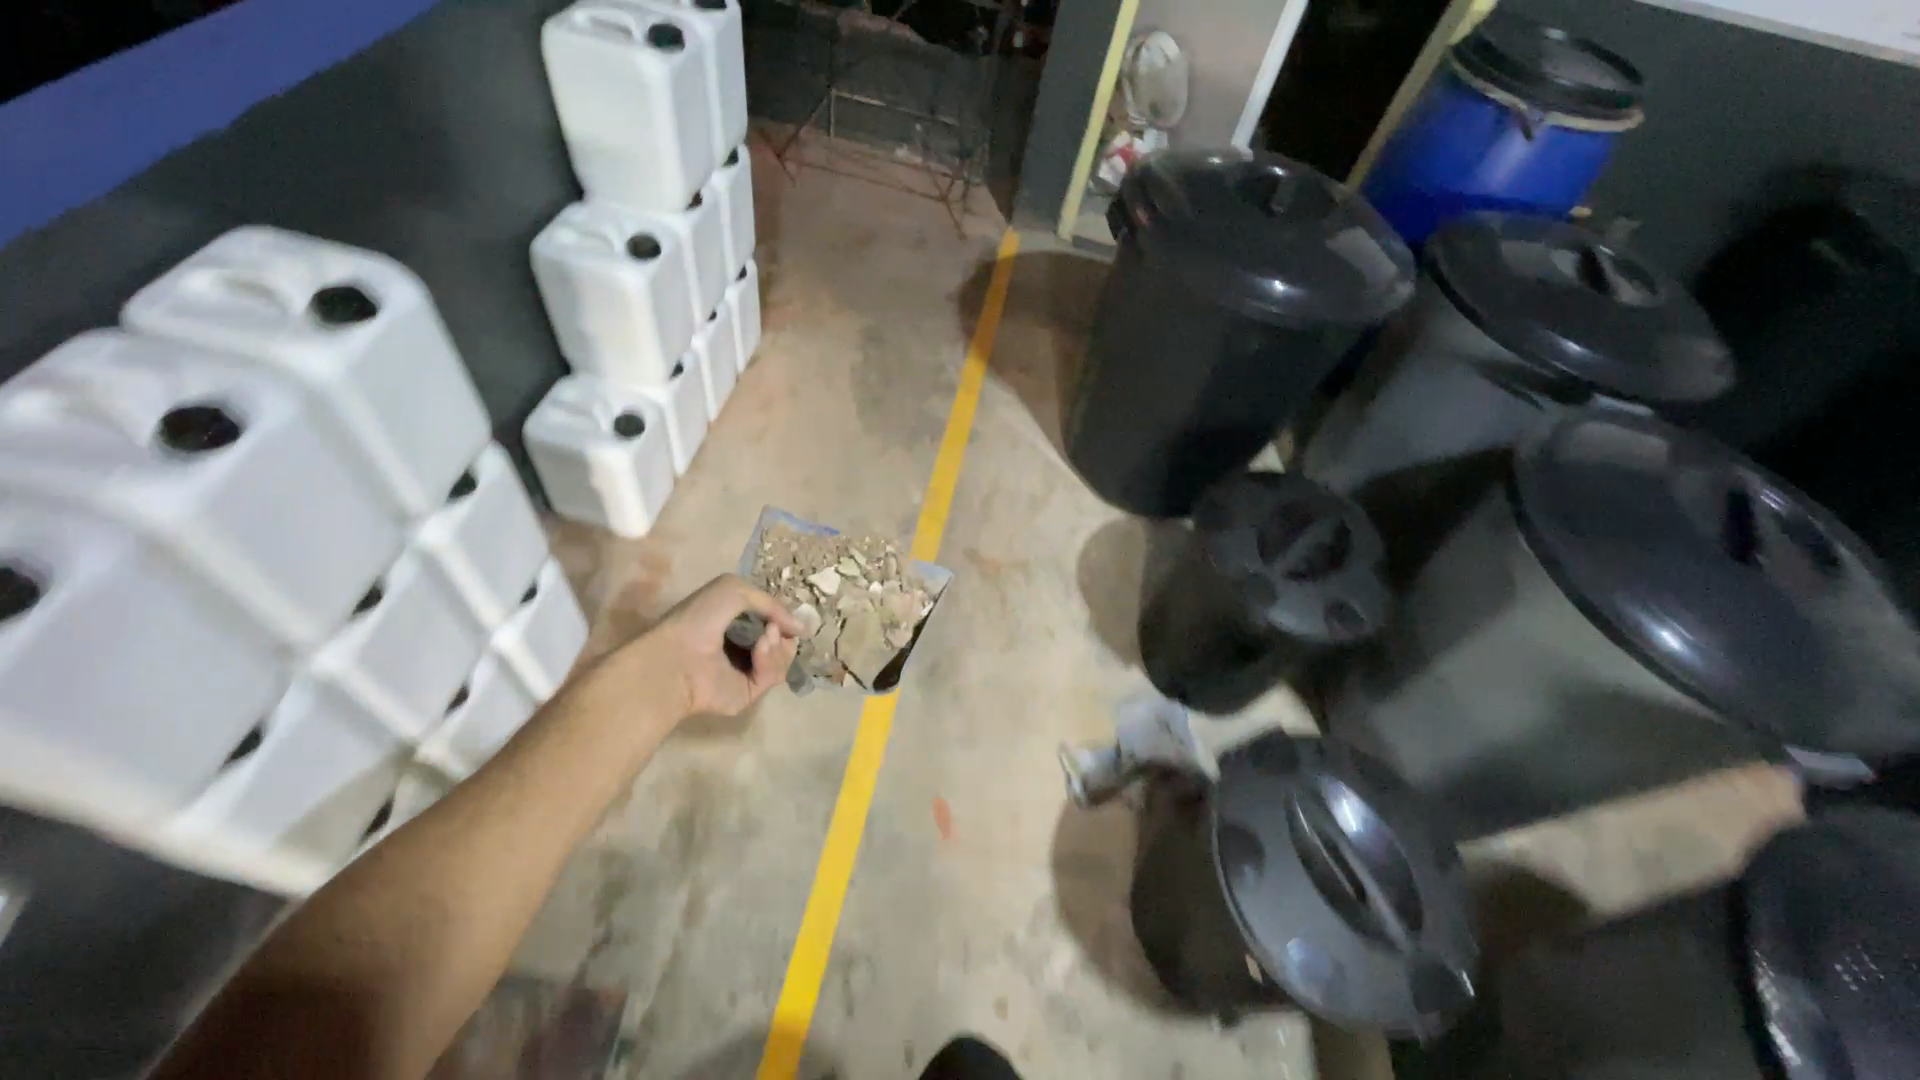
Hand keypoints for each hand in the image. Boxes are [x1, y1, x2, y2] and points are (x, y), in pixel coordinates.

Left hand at [612, 574, 802, 720]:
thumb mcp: (733, 590)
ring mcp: (746, 671)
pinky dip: (771, 659)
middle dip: (784, 630)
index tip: (789, 615)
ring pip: (783, 658)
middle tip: (774, 627)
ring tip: (766, 637)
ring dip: (779, 644)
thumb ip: (770, 602)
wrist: (677, 657)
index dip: (782, 616)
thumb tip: (800, 627)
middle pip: (782, 640)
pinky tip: (760, 649)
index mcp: (733, 622)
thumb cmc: (698, 619)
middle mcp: (741, 646)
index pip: (770, 620)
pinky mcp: (750, 692)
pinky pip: (775, 675)